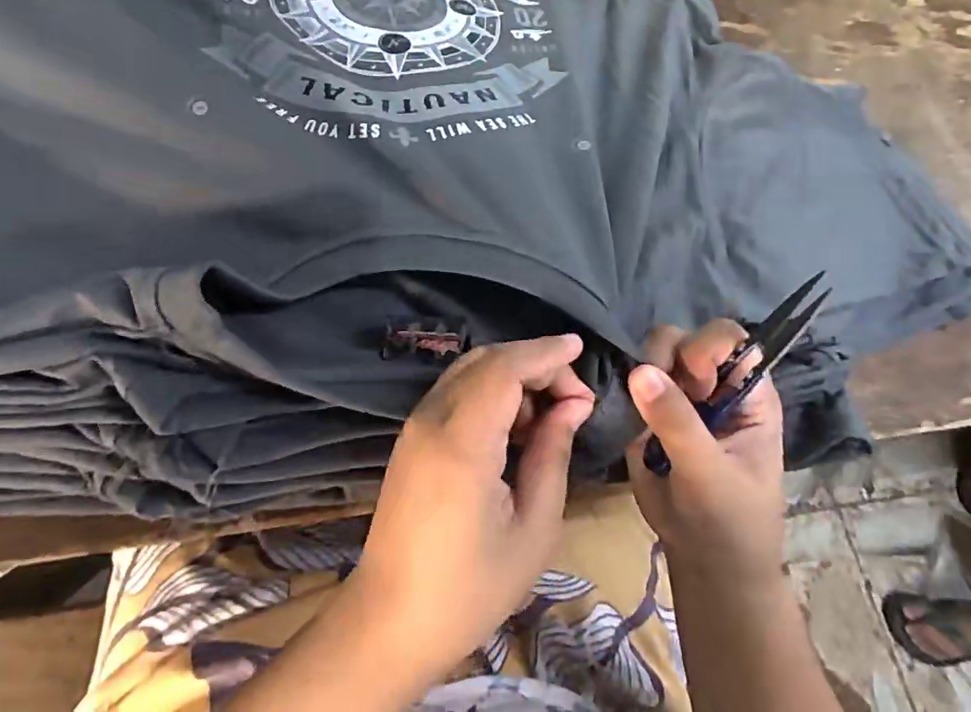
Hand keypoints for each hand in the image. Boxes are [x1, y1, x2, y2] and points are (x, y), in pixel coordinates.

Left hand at [345, 334, 596, 678]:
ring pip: (469, 371)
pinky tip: (515, 426)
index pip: (505, 368)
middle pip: (487, 360)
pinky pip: (456, 392)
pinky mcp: (411, 438)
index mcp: (462, 441)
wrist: (389, 622)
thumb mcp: (533, 528)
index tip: (580, 348)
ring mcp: (415, 426)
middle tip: (574, 398)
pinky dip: (490, 392)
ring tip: (549, 415)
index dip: (545, 352)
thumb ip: (553, 454)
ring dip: (512, 376)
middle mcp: (432, 419)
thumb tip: (572, 405)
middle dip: (534, 363)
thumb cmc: (471, 588)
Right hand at [625, 319, 786, 585]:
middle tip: (661, 400)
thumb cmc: (728, 521)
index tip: (693, 382)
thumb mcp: (708, 473)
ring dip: (644, 371)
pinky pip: (633, 380)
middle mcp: (716, 385)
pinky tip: (628, 413)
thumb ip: (677, 421)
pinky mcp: (651, 410)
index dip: (707, 347)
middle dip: (668, 357)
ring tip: (644, 413)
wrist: (706, 565)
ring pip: (655, 354)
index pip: (731, 340)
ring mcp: (681, 396)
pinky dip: (626, 387)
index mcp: (749, 392)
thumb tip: (640, 370)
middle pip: (686, 338)